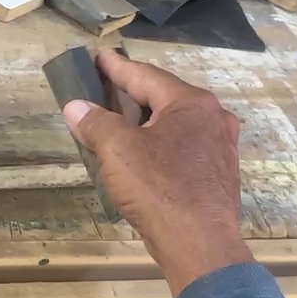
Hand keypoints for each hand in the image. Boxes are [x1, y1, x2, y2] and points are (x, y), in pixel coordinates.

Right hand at [63, 51, 253, 295]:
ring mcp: (220, 146)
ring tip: (122, 120)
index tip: (99, 55)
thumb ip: (96, 123)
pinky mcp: (217, 173)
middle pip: (164, 97)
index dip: (117, 66)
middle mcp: (213, 117)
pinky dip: (160, 142)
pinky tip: (146, 154)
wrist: (199, 242)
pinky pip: (183, 146)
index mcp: (191, 104)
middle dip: (133, 92)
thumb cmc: (159, 189)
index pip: (146, 76)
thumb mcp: (118, 151)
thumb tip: (76, 106)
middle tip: (107, 86)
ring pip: (176, 123)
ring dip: (147, 119)